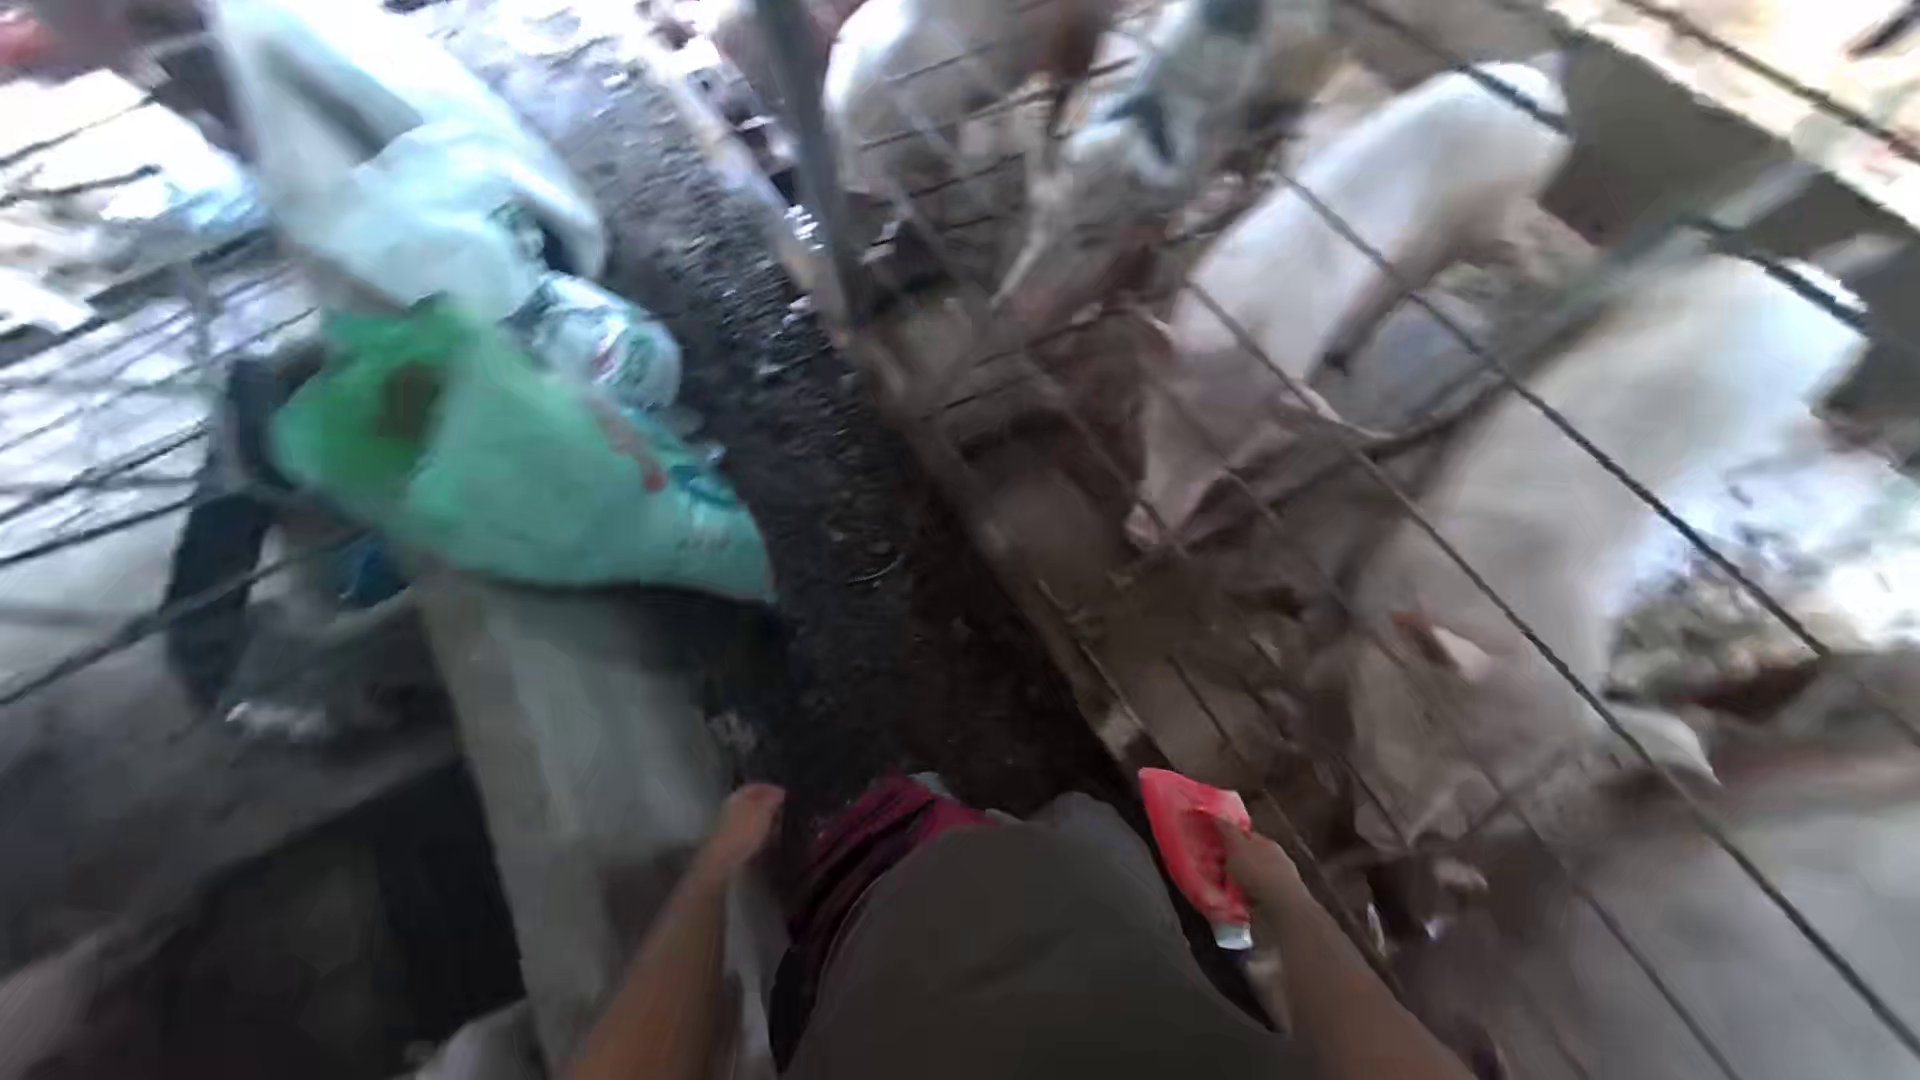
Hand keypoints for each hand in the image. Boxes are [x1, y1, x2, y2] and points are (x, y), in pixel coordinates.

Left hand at [693, 783, 784, 884]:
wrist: (722, 861)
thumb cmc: (744, 831)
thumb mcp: (763, 810)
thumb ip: (772, 799)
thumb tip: (778, 793)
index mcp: (737, 796)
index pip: (756, 786)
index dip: (772, 788)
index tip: (786, 795)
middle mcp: (731, 807)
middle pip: (752, 801)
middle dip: (768, 805)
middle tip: (783, 810)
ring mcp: (729, 826)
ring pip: (750, 818)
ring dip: (764, 820)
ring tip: (778, 826)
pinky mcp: (730, 842)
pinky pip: (748, 832)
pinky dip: (759, 833)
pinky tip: (767, 840)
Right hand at [1216, 817, 1303, 907]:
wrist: (1284, 915)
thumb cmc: (1259, 873)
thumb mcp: (1237, 846)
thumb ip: (1225, 829)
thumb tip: (1212, 812)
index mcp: (1267, 844)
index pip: (1243, 835)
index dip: (1224, 837)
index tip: (1208, 843)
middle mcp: (1273, 862)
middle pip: (1243, 857)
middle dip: (1225, 861)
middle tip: (1207, 866)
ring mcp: (1274, 885)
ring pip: (1244, 878)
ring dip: (1230, 881)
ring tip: (1212, 886)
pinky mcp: (1272, 906)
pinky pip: (1248, 898)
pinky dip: (1237, 899)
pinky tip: (1225, 901)